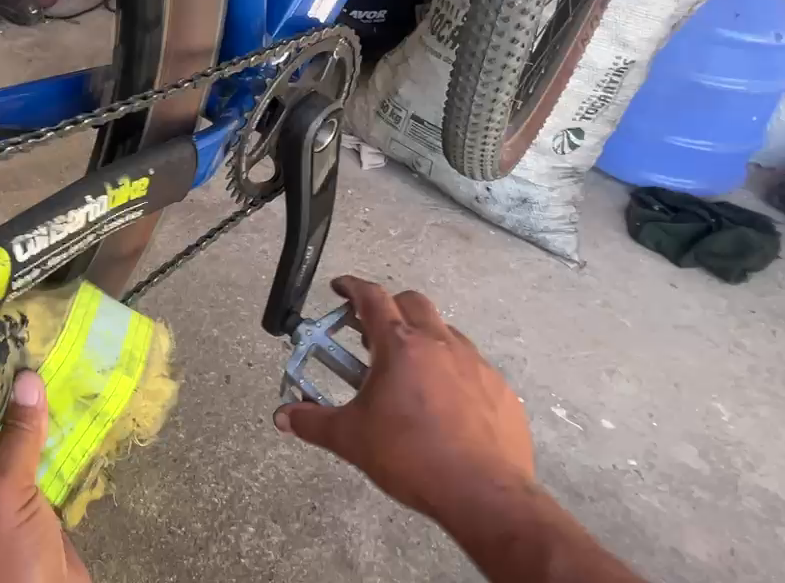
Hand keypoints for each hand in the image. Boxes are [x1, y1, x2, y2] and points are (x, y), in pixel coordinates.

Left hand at [0, 370, 88, 582]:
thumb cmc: (5, 558)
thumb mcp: (4, 492)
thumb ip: (16, 435)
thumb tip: (27, 379)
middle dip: (2, 401)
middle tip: (26, 363)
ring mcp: (3, 498)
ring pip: (12, 446)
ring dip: (28, 418)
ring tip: (46, 378)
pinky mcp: (34, 507)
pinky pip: (37, 464)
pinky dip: (49, 441)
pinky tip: (64, 415)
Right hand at [274, 276, 535, 518]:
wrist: (487, 498)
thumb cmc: (411, 457)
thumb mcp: (350, 438)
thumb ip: (312, 421)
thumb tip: (282, 417)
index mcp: (399, 345)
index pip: (371, 297)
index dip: (351, 287)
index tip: (340, 288)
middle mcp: (439, 345)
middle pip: (413, 302)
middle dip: (390, 307)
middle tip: (371, 332)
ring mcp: (477, 366)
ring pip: (446, 332)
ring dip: (423, 338)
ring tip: (409, 369)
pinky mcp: (503, 392)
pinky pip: (473, 367)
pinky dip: (453, 370)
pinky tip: (445, 402)